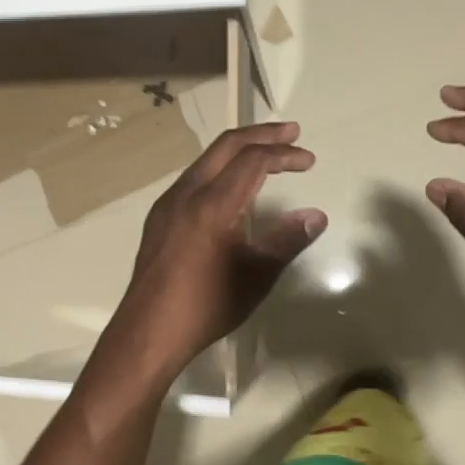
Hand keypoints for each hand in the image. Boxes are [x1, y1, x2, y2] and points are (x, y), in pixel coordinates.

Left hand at [107, 123, 326, 381]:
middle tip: (292, 132)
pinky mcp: (160, 217)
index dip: (284, 154)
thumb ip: (287, 240)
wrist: (148, 332)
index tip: (309, 161)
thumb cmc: (206, 305)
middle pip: (227, 146)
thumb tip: (316, 215)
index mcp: (212, 204)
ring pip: (207, 159)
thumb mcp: (256, 276)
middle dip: (262, 135)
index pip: (252, 160)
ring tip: (267, 153)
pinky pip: (195, 177)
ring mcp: (169, 203)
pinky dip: (221, 168)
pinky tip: (233, 186)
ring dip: (239, 150)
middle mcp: (187, 193)